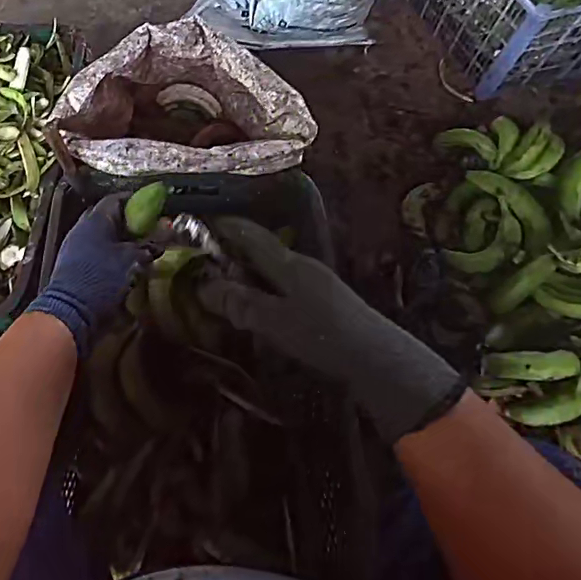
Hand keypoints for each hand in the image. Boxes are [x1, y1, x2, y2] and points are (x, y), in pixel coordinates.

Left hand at [26, 193, 149, 354]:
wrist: (71, 312)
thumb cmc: (102, 278)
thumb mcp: (133, 258)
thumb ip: (151, 242)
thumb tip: (168, 228)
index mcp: (95, 220)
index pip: (117, 199)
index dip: (138, 202)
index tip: (155, 210)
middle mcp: (83, 228)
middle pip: (111, 218)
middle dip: (133, 223)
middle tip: (152, 231)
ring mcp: (76, 247)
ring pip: (105, 236)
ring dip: (124, 241)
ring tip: (144, 250)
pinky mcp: (75, 265)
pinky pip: (98, 251)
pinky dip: (114, 254)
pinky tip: (128, 266)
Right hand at [197, 217, 462, 442]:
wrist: (377, 358)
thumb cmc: (322, 336)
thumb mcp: (275, 321)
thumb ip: (240, 303)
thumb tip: (203, 287)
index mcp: (289, 264)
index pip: (252, 237)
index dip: (227, 227)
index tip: (204, 221)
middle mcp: (303, 265)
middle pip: (263, 251)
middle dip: (235, 251)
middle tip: (206, 257)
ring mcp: (317, 282)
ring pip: (275, 269)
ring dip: (250, 272)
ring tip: (226, 283)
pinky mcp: (325, 301)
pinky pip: (285, 285)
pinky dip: (265, 288)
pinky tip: (260, 305)